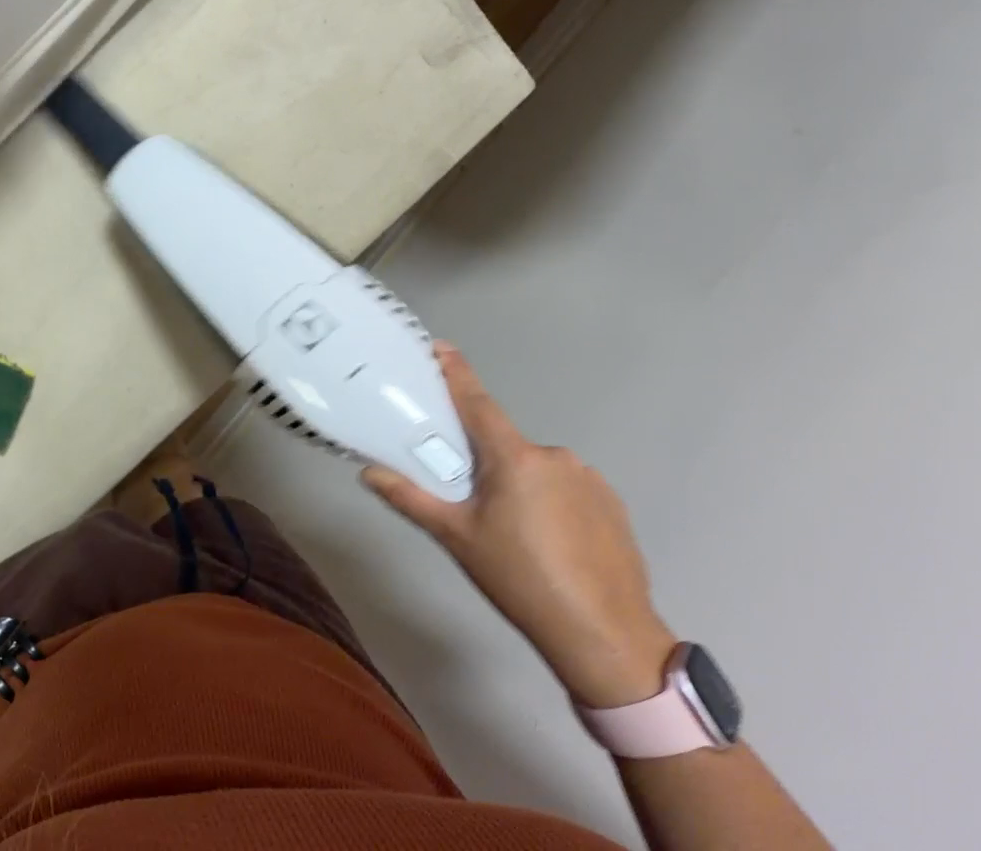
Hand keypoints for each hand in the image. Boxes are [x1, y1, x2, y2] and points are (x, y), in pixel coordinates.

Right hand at [362, 342, 677, 707]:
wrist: (603, 633)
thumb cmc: (519, 579)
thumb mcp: (456, 538)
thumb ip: (411, 499)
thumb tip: (369, 471)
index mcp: (514, 458)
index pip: (477, 403)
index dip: (455, 374)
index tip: (439, 348)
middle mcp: (554, 456)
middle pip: (503, 447)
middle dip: (483, 466)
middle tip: (471, 508)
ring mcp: (589, 479)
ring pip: (535, 471)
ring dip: (518, 488)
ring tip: (514, 539)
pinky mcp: (611, 504)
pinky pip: (565, 490)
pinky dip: (549, 505)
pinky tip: (548, 546)